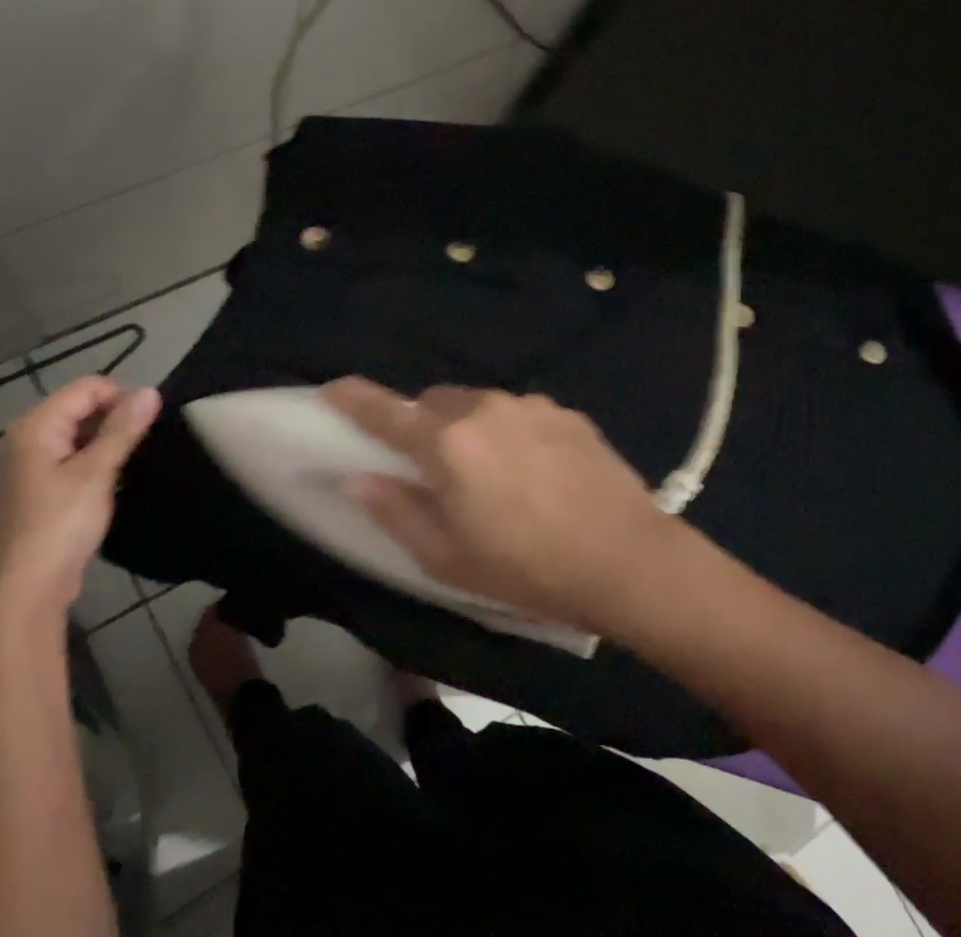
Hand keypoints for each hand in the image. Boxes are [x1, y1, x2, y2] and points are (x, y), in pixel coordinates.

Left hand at [0, 377, 160, 620]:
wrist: (26, 588)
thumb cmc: (59, 525)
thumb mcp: (96, 474)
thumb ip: (123, 430)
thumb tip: (151, 391)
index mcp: (37, 425)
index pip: (87, 387)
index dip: (122, 397)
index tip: (151, 424)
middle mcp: (31, 438)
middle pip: (81, 408)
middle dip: (116, 419)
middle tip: (147, 446)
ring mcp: (35, 466)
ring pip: (80, 437)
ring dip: (109, 443)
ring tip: (136, 463)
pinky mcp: (44, 491)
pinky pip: (75, 461)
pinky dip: (97, 464)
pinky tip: (116, 483)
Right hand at [322, 376, 710, 630]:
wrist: (629, 562)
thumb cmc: (526, 569)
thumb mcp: (446, 558)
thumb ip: (396, 511)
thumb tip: (357, 479)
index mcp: (447, 443)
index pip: (385, 411)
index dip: (352, 399)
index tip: (330, 390)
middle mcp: (485, 409)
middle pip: (433, 402)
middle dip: (422, 425)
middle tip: (430, 467)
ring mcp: (531, 406)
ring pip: (478, 404)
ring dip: (468, 427)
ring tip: (489, 473)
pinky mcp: (568, 414)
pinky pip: (519, 413)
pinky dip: (510, 432)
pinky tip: (532, 472)